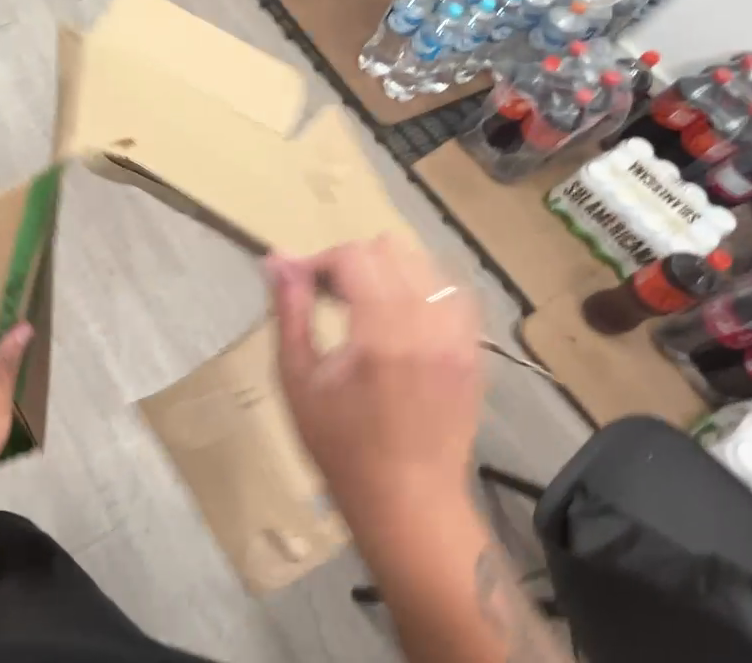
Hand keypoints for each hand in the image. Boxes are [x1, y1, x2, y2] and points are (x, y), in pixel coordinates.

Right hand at [268, 234, 482, 528]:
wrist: (409, 501)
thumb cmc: (340, 445)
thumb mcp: (297, 378)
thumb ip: (289, 311)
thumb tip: (276, 259)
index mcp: (382, 335)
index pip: (353, 257)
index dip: (318, 261)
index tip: (298, 285)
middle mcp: (429, 327)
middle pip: (389, 250)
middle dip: (350, 262)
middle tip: (327, 295)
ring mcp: (460, 338)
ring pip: (424, 264)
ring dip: (386, 270)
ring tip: (362, 303)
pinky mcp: (474, 351)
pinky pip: (452, 292)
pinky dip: (422, 288)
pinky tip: (400, 313)